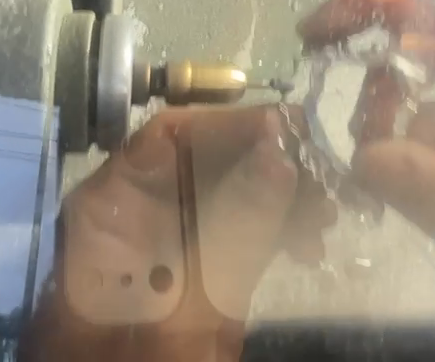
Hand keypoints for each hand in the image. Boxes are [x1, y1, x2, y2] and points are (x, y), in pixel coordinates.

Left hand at [23, 107, 331, 361]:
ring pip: (224, 192)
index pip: (168, 135)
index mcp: (110, 206)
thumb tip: (282, 154)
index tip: (290, 131)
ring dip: (278, 195)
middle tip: (322, 180)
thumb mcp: (192, 309)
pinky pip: (233, 231)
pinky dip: (271, 231)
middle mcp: (133, 211)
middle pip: (201, 158)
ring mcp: (162, 243)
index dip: (230, 124)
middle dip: (265, 161)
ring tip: (325, 218)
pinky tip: (307, 246)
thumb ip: (234, 232)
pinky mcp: (190, 275)